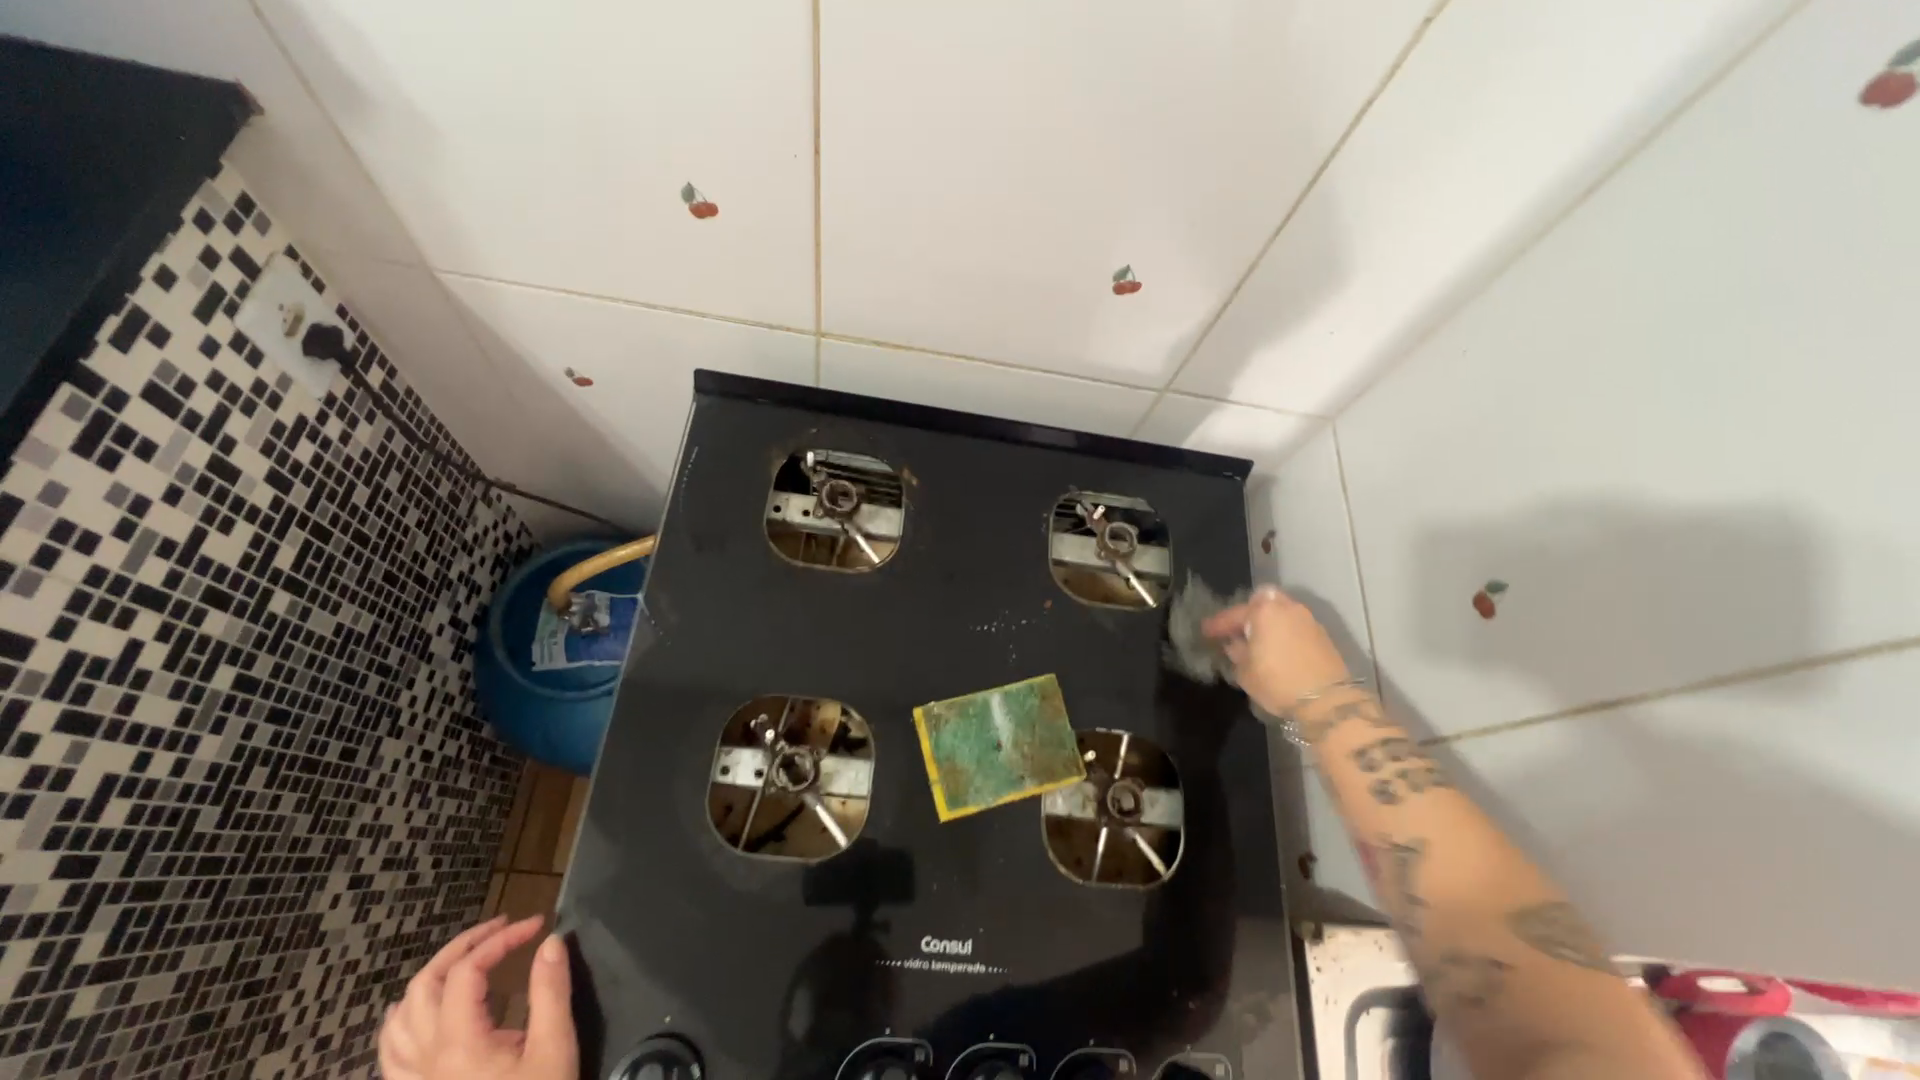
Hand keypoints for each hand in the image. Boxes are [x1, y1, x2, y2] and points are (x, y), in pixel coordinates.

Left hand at [378, 914, 578, 1079]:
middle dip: (463, 946)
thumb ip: (551, 991)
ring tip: (463, 959)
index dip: (500, 939)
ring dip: (430, 977)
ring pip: (399, 1017)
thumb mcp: (554, 1048)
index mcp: (459, 1042)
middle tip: (502, 929)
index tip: (538, 925)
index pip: (469, 970)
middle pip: (425, 984)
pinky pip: (391, 1051)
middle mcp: (425, 1058)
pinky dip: (402, 1019)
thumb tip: (551, 941)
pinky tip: (415, 1014)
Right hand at [1201, 585, 1352, 715]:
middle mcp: (1287, 608)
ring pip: (1281, 611)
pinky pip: (1294, 624)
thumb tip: (1235, 645)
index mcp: (1264, 612)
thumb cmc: (1277, 682)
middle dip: (1248, 612)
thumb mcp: (1245, 672)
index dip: (1217, 624)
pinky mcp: (1322, 634)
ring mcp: (1307, 619)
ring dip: (1268, 621)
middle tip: (1238, 630)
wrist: (1327, 701)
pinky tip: (1277, 647)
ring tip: (1258, 640)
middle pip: (1262, 600)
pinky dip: (1283, 630)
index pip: (1234, 614)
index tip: (1206, 632)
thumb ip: (1237, 653)